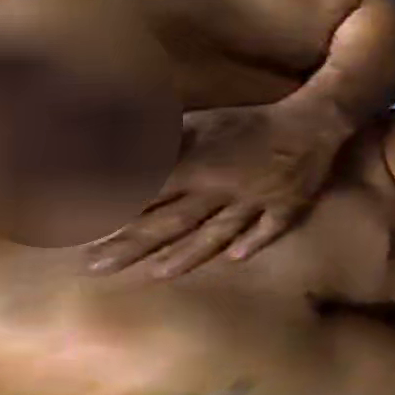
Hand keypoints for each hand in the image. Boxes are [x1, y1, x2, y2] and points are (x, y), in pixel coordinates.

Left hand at [88, 99, 351, 278]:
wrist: (314, 121)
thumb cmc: (251, 120)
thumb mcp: (201, 121)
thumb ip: (162, 140)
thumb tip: (111, 153)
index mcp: (199, 166)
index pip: (145, 194)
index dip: (110, 212)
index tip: (79, 229)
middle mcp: (224, 189)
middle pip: (174, 221)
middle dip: (133, 244)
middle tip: (97, 267)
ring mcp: (260, 199)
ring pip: (220, 231)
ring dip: (188, 253)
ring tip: (158, 273)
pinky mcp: (290, 203)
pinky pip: (272, 226)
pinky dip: (256, 240)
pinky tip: (238, 256)